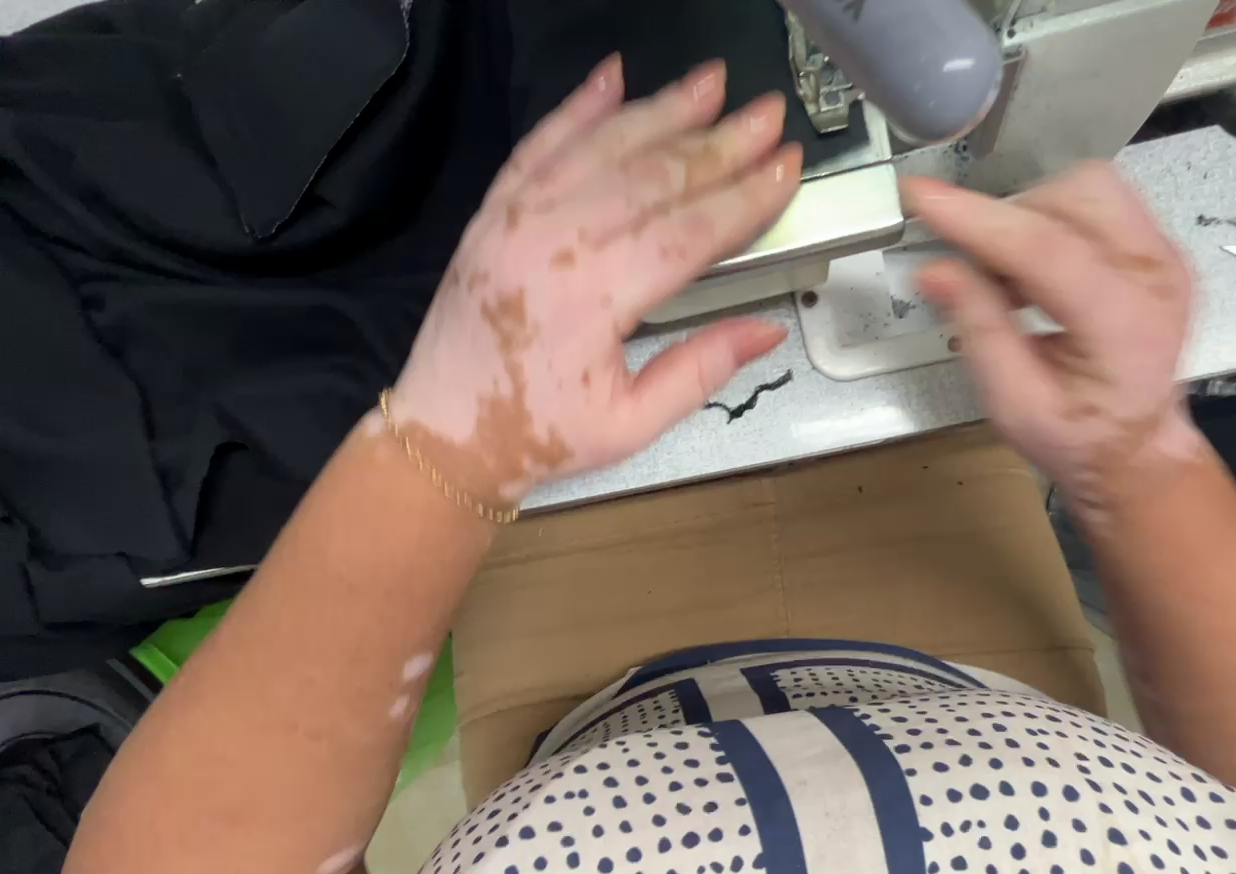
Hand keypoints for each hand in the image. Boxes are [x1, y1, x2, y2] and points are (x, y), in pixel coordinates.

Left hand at [384, 56, 802, 504]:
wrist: (448, 431)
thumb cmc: (542, 435)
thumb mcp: (632, 424)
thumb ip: (700, 370)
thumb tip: (769, 329)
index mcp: (590, 301)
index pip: (685, 233)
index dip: (742, 199)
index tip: (788, 169)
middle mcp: (551, 243)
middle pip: (651, 178)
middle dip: (718, 144)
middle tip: (768, 115)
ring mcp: (514, 219)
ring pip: (602, 149)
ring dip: (663, 112)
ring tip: (713, 82)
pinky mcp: (493, 212)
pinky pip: (541, 145)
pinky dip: (580, 108)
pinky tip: (615, 77)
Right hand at [903, 162, 1201, 510]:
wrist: (1133, 450)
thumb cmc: (1076, 438)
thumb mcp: (1013, 402)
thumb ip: (977, 331)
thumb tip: (933, 271)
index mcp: (1123, 322)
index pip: (1044, 246)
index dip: (976, 219)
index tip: (921, 197)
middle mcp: (1155, 274)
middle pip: (1072, 198)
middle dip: (1007, 221)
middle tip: (974, 271)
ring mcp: (1163, 256)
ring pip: (1087, 190)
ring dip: (1029, 221)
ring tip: (1006, 280)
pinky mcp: (1155, 251)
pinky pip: (1098, 206)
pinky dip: (1050, 226)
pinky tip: (1032, 277)